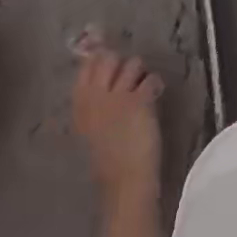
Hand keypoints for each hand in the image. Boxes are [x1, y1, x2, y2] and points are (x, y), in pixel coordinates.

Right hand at [71, 40, 163, 200]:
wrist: (123, 180)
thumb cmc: (108, 157)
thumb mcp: (92, 125)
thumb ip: (95, 101)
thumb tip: (108, 75)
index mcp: (79, 104)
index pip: (87, 65)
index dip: (102, 57)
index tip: (114, 65)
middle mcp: (95, 96)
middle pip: (108, 57)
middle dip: (123, 62)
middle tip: (132, 78)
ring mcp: (117, 97)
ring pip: (133, 63)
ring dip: (142, 73)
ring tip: (144, 91)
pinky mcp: (139, 101)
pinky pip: (152, 78)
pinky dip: (156, 85)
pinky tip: (155, 98)